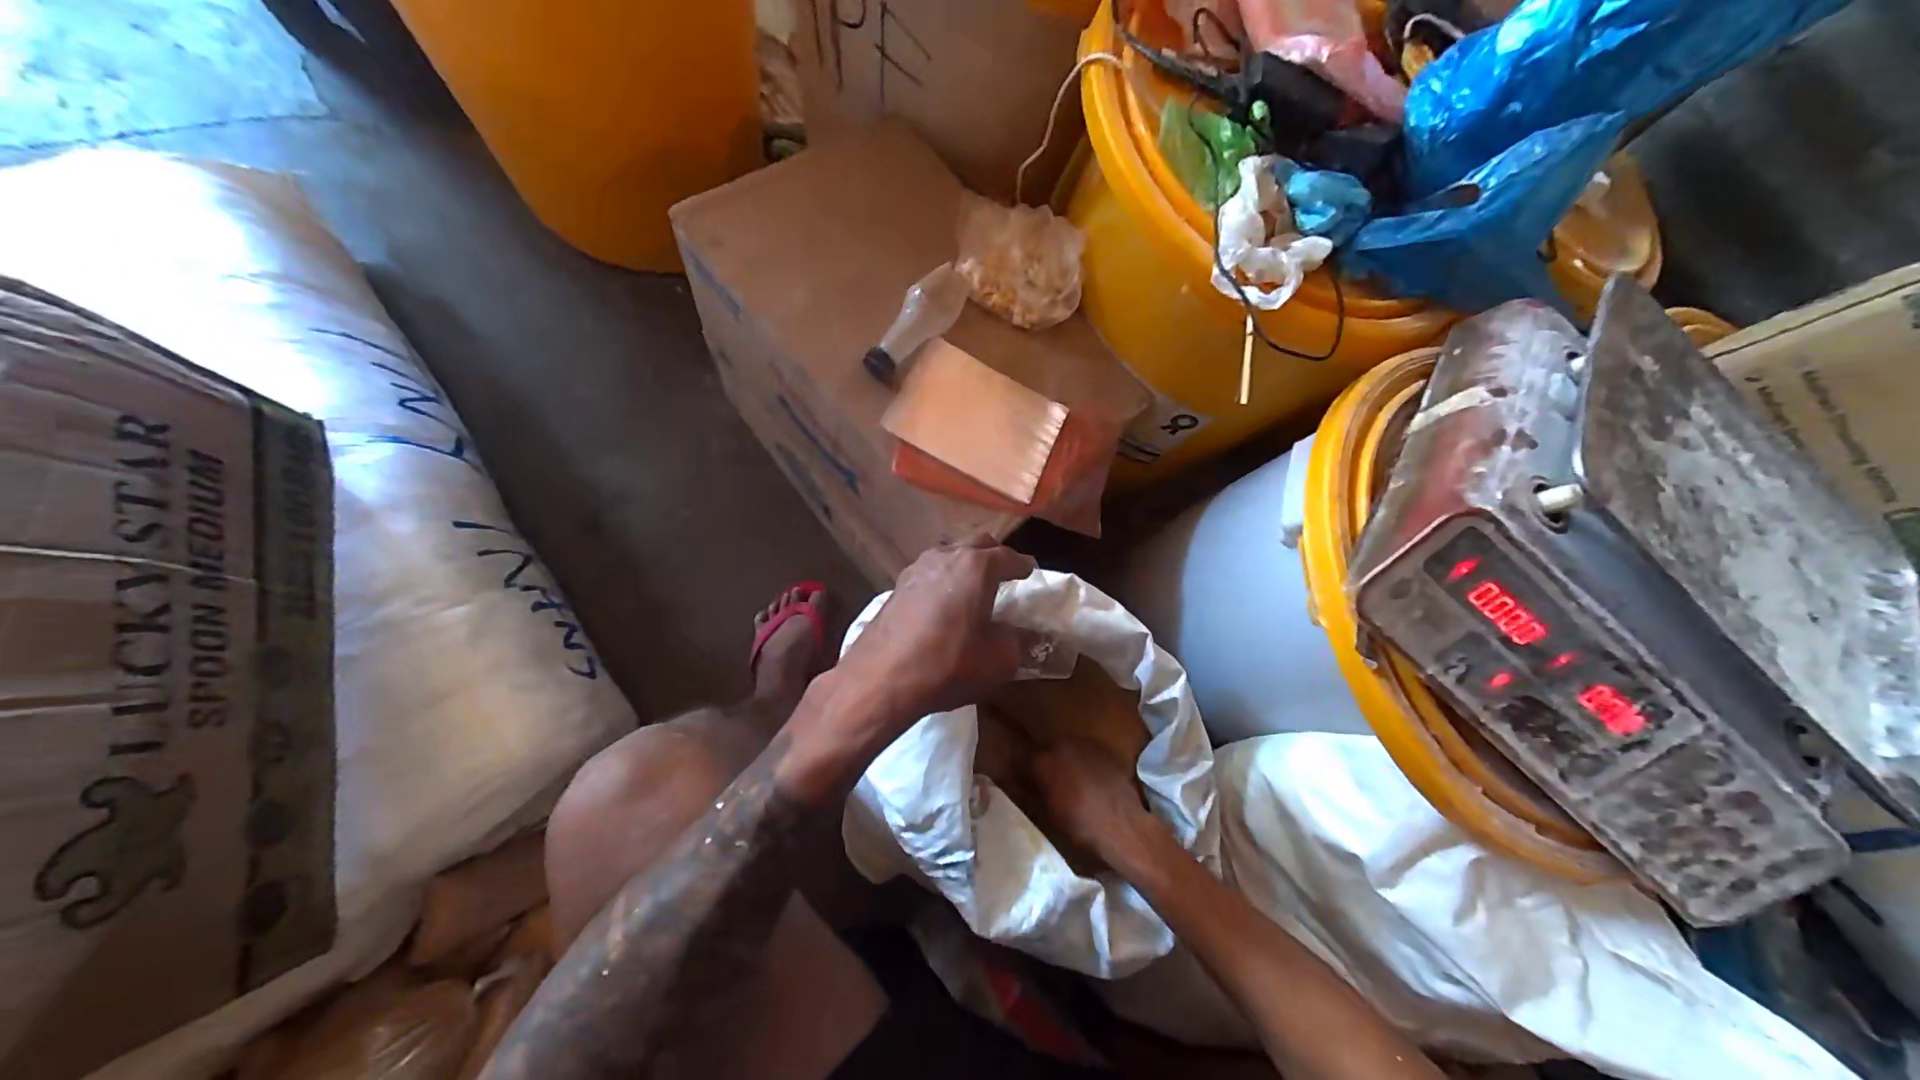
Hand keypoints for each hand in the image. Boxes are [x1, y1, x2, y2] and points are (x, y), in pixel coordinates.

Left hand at [838, 535, 1037, 725]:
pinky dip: (942, 581)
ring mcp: (916, 569)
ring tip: (972, 586)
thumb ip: (1013, 641)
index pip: (1008, 557)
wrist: (881, 678)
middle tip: (1004, 574)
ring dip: (964, 566)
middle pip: (977, 545)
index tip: (1029, 572)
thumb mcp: (998, 661)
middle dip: (993, 556)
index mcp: (977, 567)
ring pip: (948, 555)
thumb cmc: (948, 665)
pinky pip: (928, 574)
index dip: (1022, 566)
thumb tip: (1012, 633)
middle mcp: (946, 557)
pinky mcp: (896, 587)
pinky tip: (943, 602)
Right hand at [1033, 740, 1167, 875]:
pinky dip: (1087, 763)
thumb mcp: (1050, 813)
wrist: (1122, 826)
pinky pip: (1089, 754)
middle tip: (1053, 783)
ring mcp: (1086, 744)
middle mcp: (1062, 745)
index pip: (1028, 760)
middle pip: (1050, 750)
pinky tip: (1093, 781)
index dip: (1029, 773)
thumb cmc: (1080, 826)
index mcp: (1044, 761)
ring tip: (1075, 782)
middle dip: (1050, 764)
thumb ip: (1037, 792)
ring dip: (1069, 761)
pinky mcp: (1105, 750)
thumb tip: (1031, 785)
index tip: (1031, 784)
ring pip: (1070, 750)